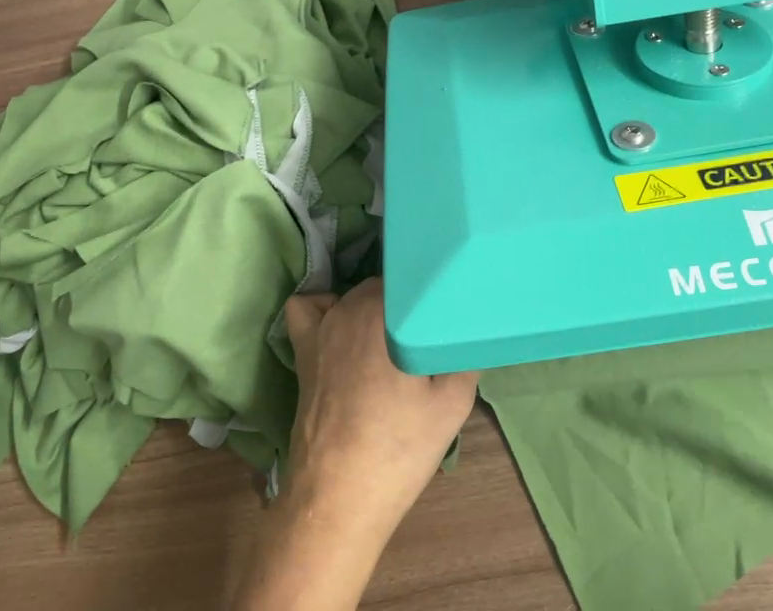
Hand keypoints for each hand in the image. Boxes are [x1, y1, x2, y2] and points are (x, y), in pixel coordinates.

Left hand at [283, 277, 479, 526]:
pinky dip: (325, 310)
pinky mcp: (303, 353)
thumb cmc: (399, 447)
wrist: (340, 497)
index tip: (448, 304)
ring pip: (353, 297)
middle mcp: (348, 309)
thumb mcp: (453, 403)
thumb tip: (469, 331)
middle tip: (429, 329)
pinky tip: (344, 329)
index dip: (430, 286)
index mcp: (383, 312)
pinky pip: (309, 311)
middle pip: (385, 286)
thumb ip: (464, 356)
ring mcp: (320, 330)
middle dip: (407, 301)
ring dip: (374, 308)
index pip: (410, 275)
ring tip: (395, 336)